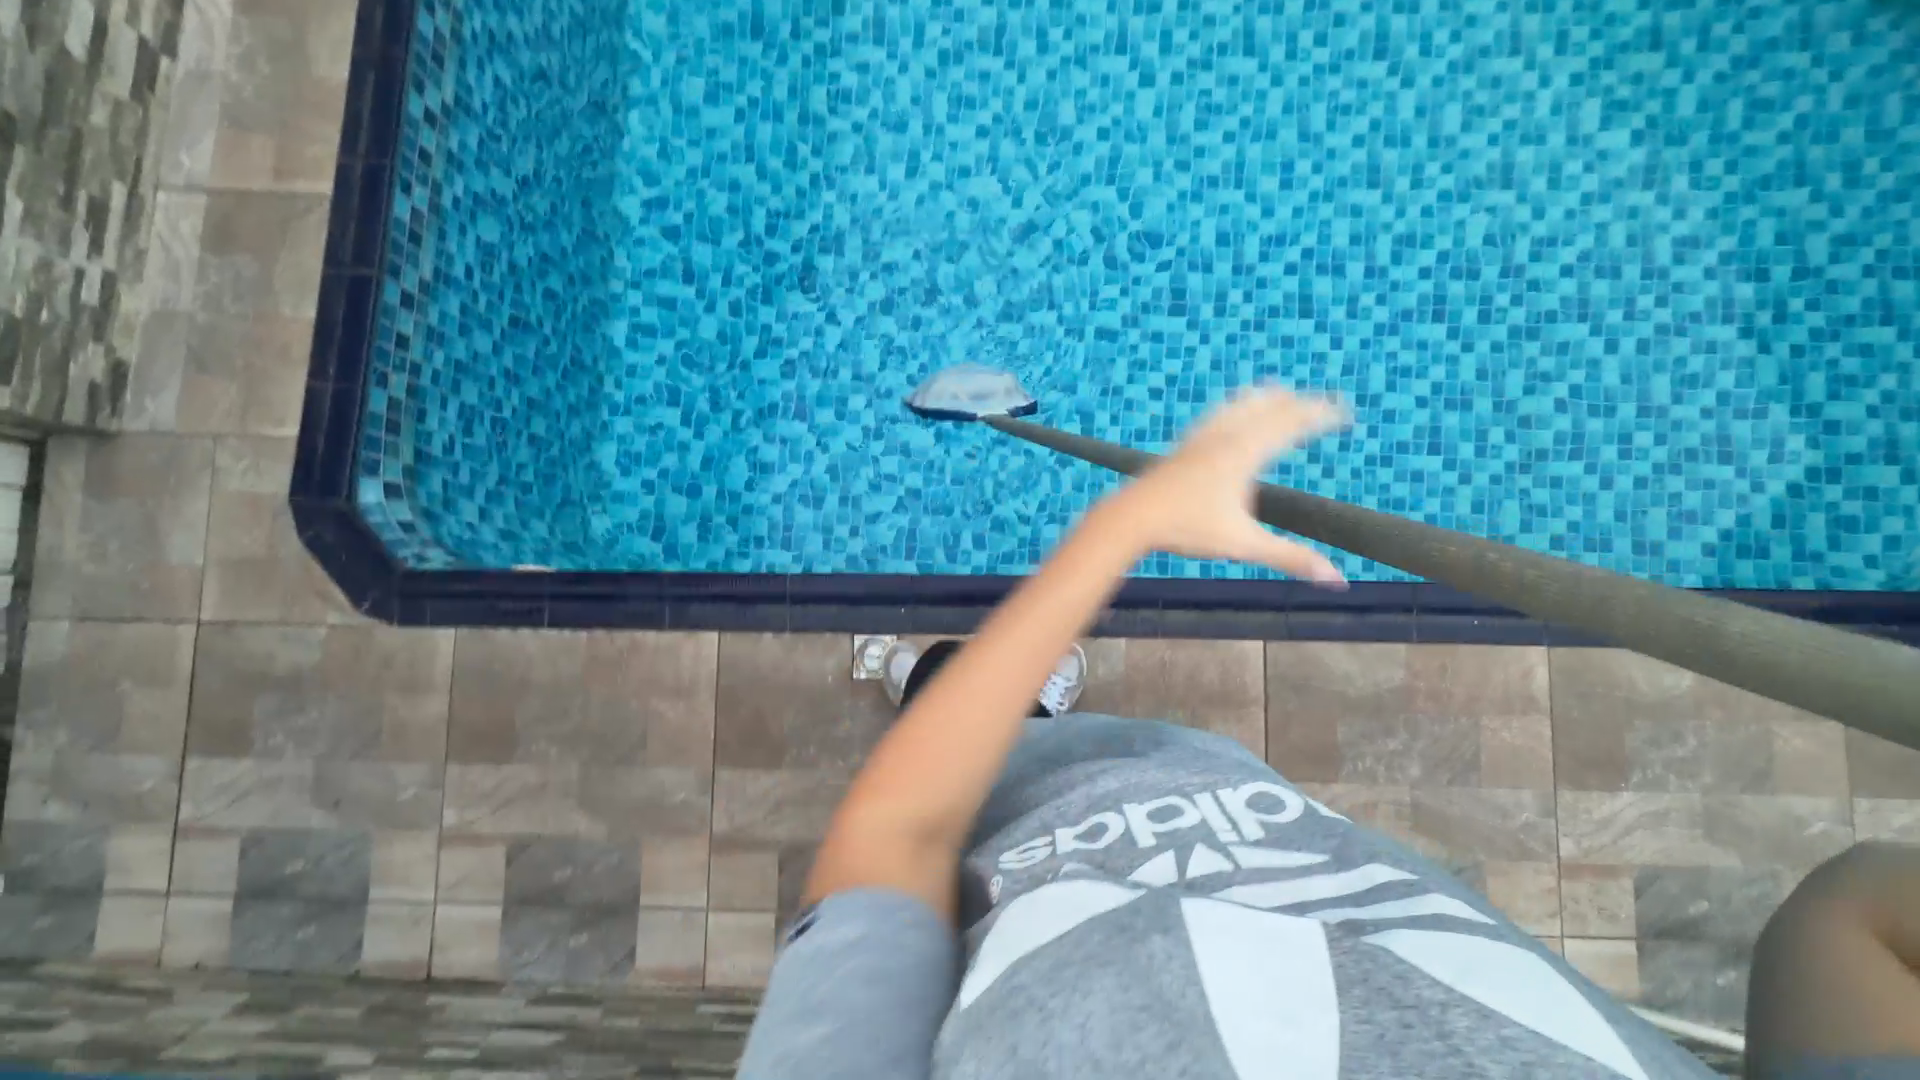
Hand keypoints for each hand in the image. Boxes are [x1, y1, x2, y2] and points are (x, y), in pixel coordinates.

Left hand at [1106, 386, 1350, 585]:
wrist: (1131, 516)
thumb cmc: (1186, 529)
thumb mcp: (1244, 545)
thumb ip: (1291, 558)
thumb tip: (1337, 581)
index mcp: (1244, 453)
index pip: (1292, 422)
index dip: (1321, 414)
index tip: (1345, 414)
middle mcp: (1224, 436)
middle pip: (1269, 406)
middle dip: (1299, 404)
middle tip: (1323, 406)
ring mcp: (1201, 437)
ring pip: (1240, 405)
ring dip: (1266, 399)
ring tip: (1280, 395)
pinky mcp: (1183, 445)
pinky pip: (1217, 415)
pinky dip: (1235, 408)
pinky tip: (1230, 415)